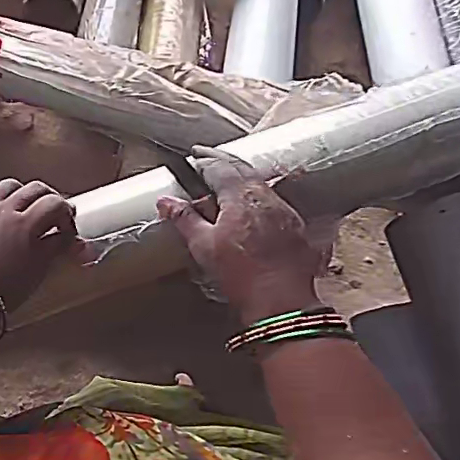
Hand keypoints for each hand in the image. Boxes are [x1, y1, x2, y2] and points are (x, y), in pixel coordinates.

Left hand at [0, 179, 78, 306]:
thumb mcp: (37, 270)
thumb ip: (57, 249)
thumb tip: (76, 244)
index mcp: (25, 224)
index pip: (55, 203)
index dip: (66, 214)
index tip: (67, 229)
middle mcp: (2, 211)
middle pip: (34, 188)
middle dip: (49, 199)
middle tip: (54, 216)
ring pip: (8, 187)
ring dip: (22, 195)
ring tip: (27, 212)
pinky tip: (1, 223)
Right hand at [158, 147, 322, 323]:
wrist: (281, 301)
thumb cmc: (240, 274)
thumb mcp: (203, 246)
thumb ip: (184, 219)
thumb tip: (165, 202)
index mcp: (241, 196)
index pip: (220, 167)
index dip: (205, 160)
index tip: (194, 157)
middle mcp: (266, 197)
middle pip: (243, 170)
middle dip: (224, 162)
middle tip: (208, 160)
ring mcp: (284, 211)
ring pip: (260, 185)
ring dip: (241, 180)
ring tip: (226, 183)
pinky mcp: (294, 227)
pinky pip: (273, 202)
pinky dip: (257, 198)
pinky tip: (249, 209)